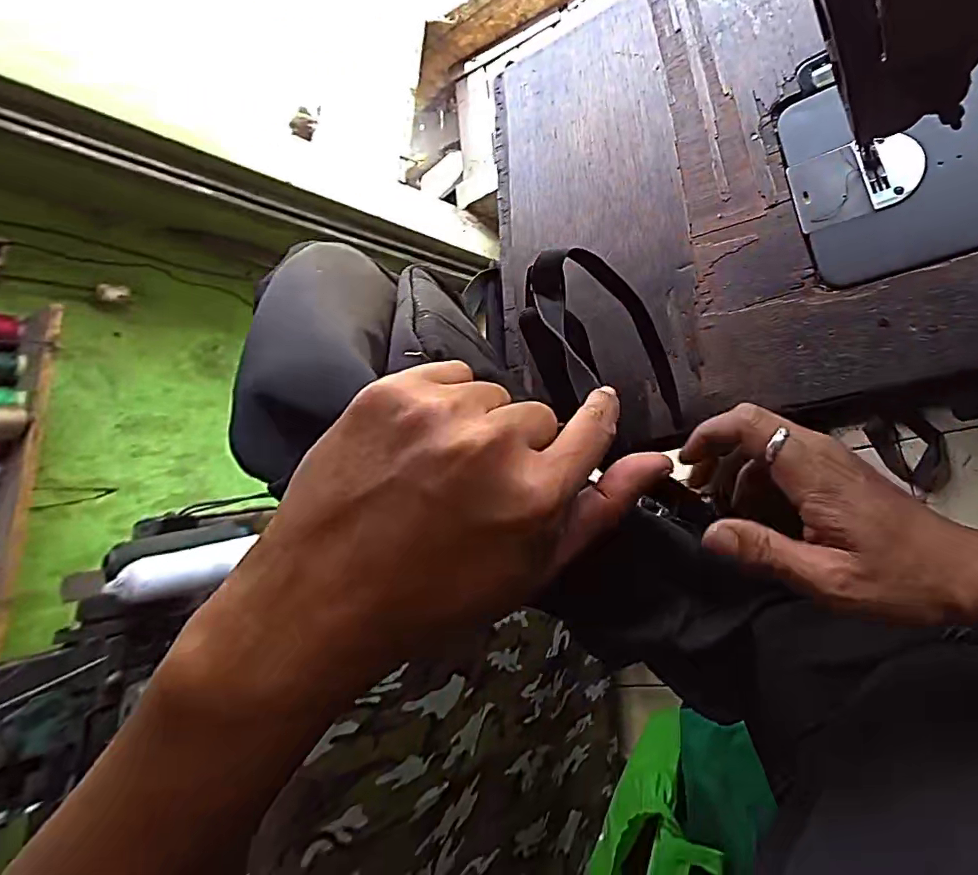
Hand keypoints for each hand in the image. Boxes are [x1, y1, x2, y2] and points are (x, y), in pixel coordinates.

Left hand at [180, 361, 671, 714]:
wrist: (318, 600)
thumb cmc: (437, 597)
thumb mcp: (532, 570)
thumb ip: (602, 509)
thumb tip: (659, 459)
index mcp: (535, 494)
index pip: (593, 426)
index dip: (597, 417)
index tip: (598, 409)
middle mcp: (493, 443)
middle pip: (538, 416)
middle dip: (523, 447)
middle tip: (483, 487)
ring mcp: (437, 412)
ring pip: (493, 397)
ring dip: (480, 425)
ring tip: (443, 468)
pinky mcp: (390, 392)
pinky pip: (449, 377)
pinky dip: (444, 404)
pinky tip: (419, 442)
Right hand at [683, 403, 977, 625]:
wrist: (960, 571)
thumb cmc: (898, 577)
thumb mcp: (826, 577)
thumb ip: (764, 551)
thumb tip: (710, 534)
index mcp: (813, 470)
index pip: (749, 423)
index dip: (709, 434)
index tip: (686, 466)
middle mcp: (819, 452)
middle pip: (753, 426)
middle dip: (718, 455)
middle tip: (701, 498)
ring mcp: (831, 459)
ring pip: (768, 443)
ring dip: (739, 472)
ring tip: (728, 517)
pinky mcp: (838, 473)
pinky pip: (787, 460)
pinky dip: (763, 481)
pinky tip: (762, 520)